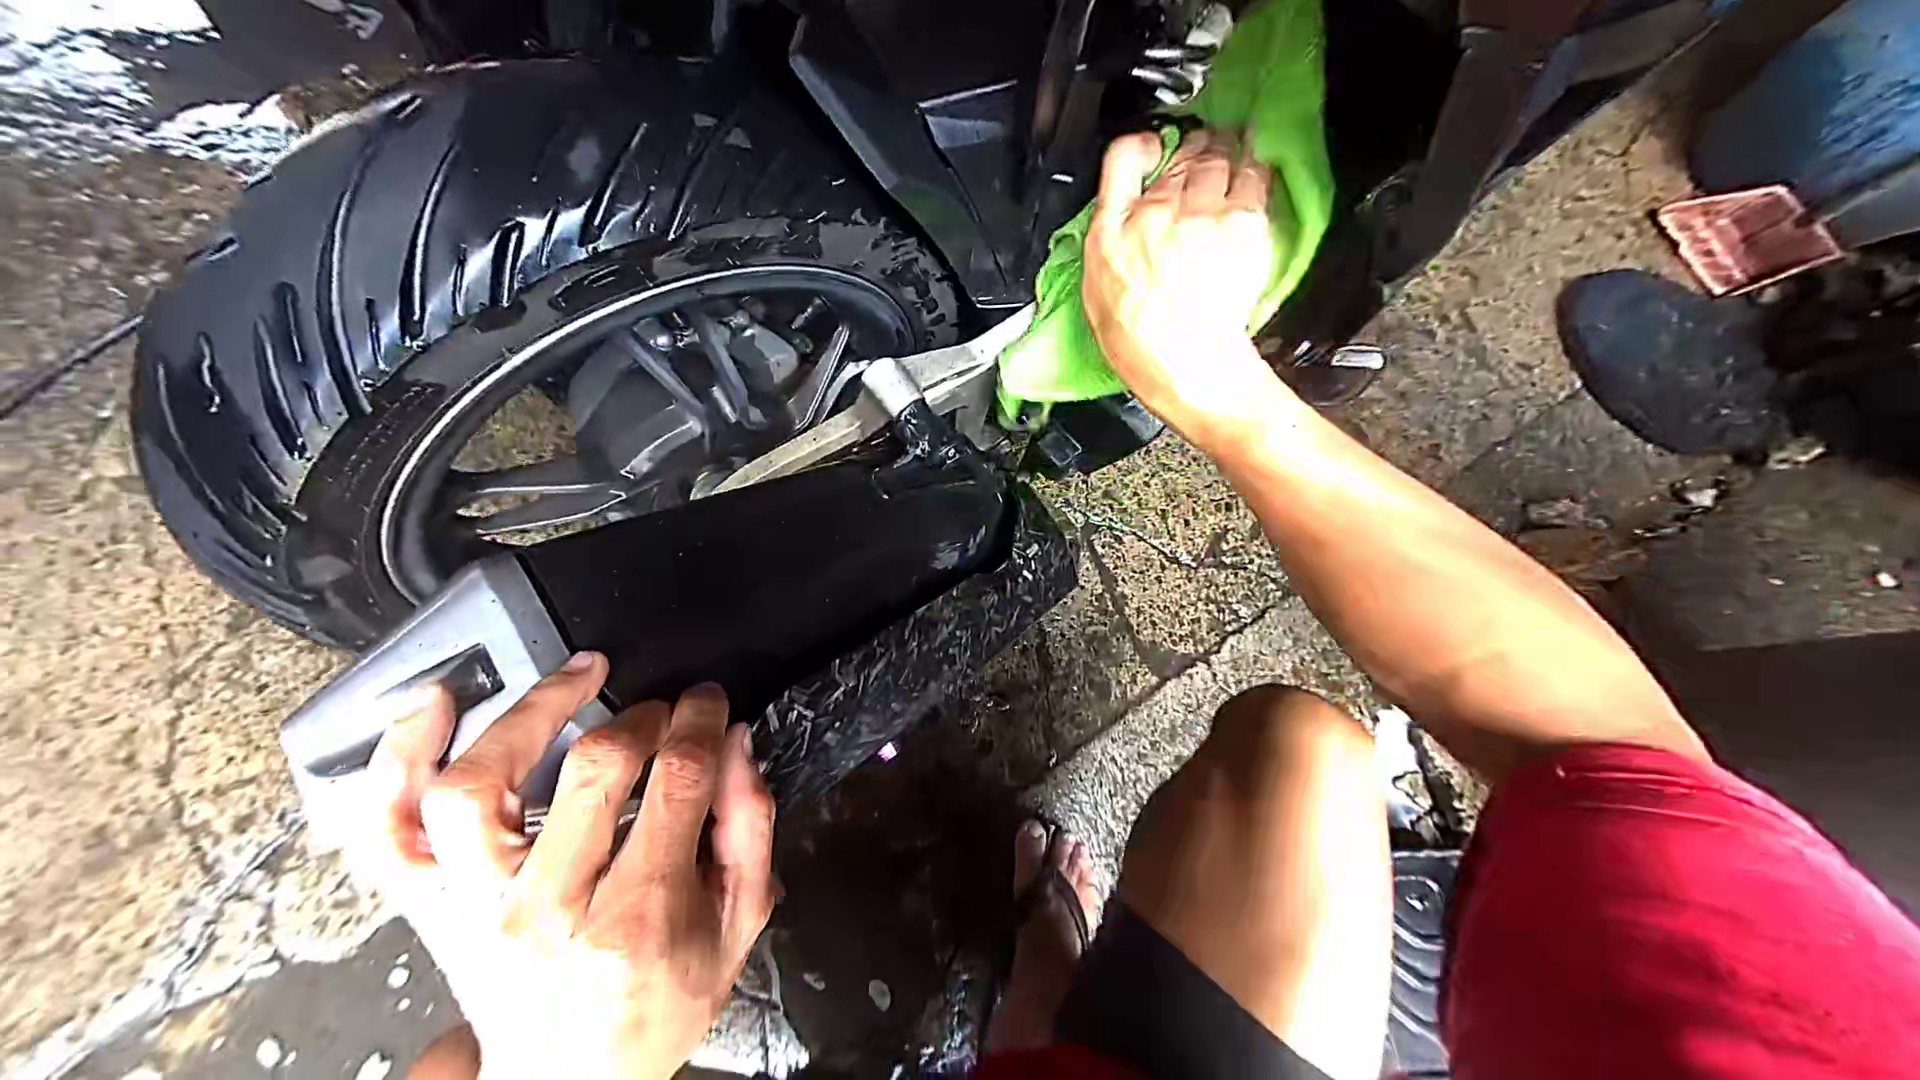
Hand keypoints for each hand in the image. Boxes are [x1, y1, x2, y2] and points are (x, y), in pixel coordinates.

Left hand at [347, 654, 775, 1079]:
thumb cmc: (661, 1004)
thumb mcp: (739, 924)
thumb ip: (749, 827)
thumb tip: (734, 744)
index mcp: (637, 916)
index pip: (675, 780)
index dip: (699, 722)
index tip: (708, 703)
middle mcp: (547, 908)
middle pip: (593, 769)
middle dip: (645, 716)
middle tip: (665, 708)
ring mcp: (474, 907)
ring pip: (476, 786)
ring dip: (531, 711)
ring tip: (577, 676)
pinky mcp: (429, 907)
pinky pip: (386, 831)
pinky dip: (396, 761)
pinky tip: (435, 705)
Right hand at [1082, 130, 1297, 451]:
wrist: (1185, 363)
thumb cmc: (1139, 341)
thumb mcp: (1096, 294)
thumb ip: (1109, 245)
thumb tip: (1120, 221)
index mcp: (1113, 231)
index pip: (1122, 158)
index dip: (1141, 147)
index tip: (1153, 150)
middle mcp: (1157, 214)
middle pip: (1180, 155)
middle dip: (1191, 152)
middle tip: (1198, 155)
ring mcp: (1202, 214)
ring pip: (1218, 158)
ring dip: (1223, 154)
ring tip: (1227, 158)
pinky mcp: (1242, 223)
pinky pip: (1253, 176)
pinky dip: (1252, 169)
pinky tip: (1251, 173)